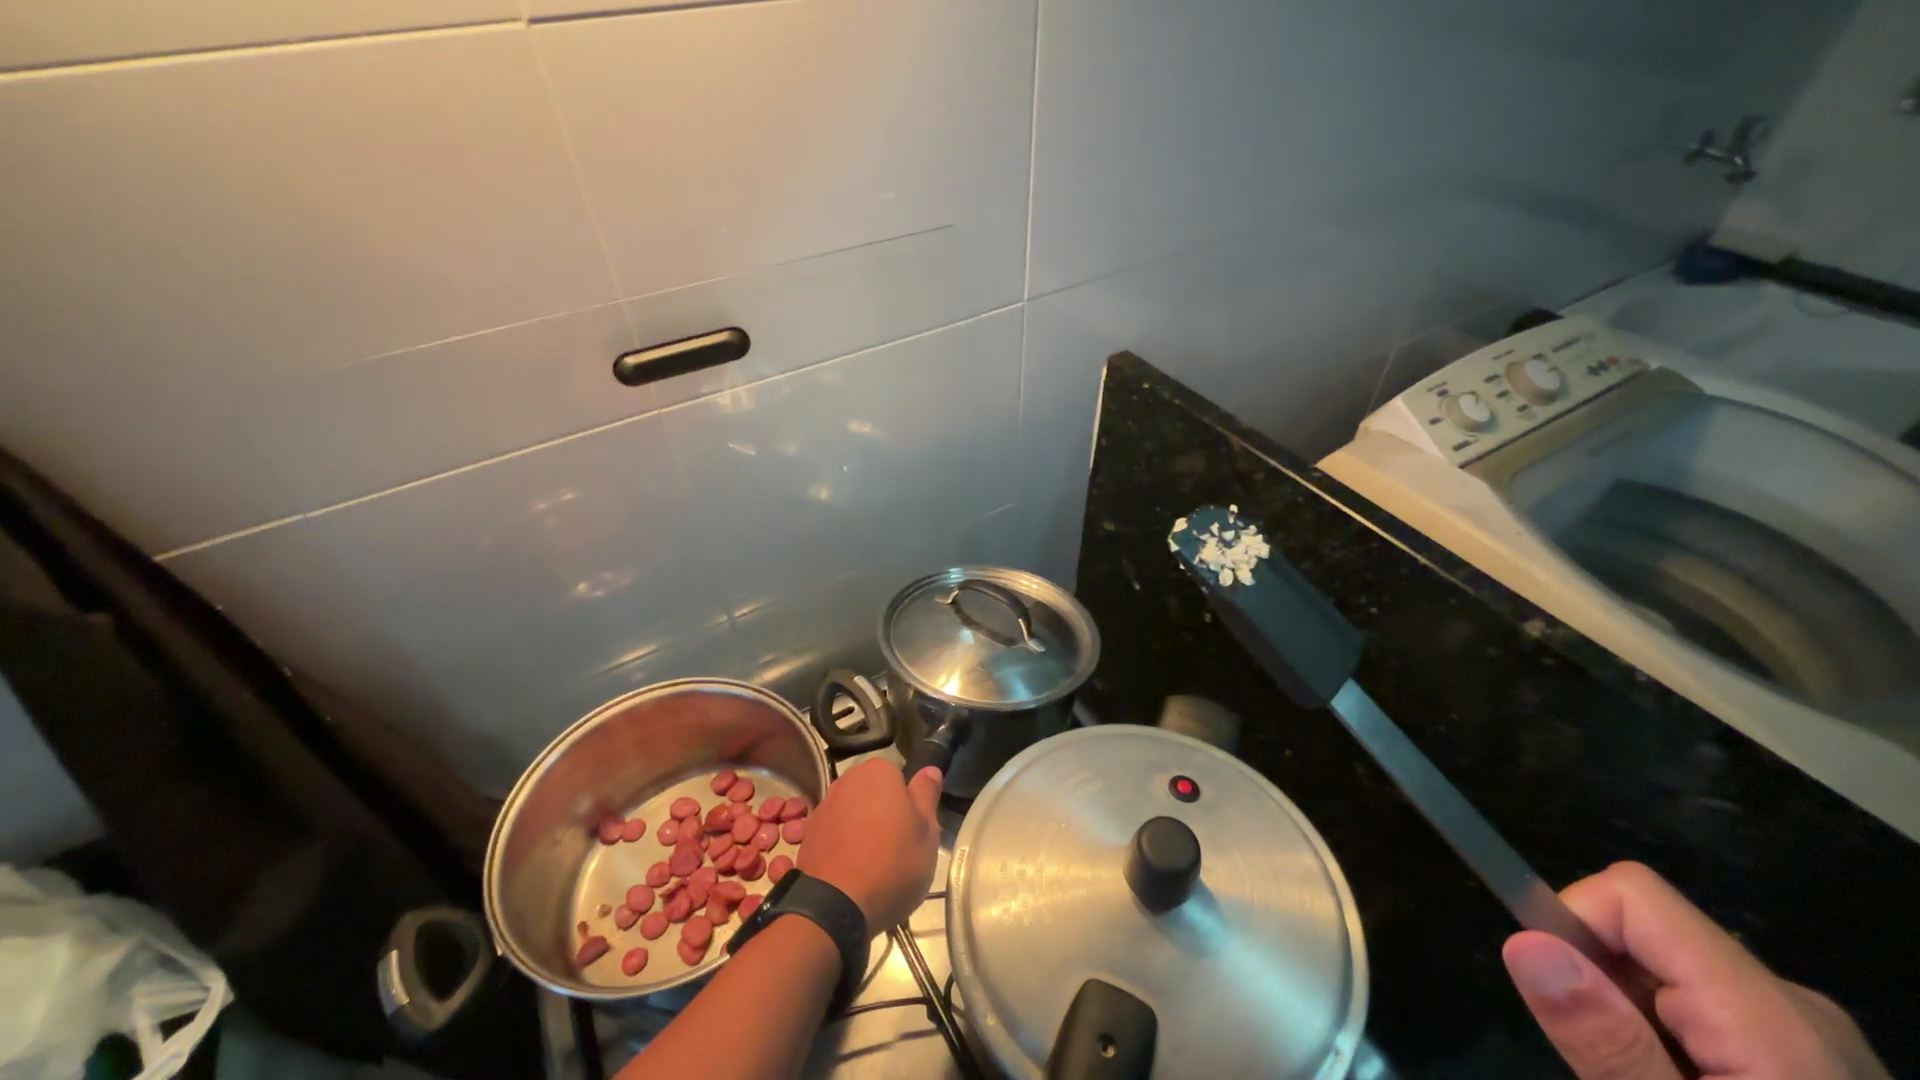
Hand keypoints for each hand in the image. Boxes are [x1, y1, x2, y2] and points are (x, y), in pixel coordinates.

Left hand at [798, 759, 942, 931]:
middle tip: (899, 847)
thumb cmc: (893, 863)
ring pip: (852, 813)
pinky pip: (835, 835)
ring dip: (862, 830)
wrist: (835, 906)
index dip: (907, 802)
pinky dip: (843, 847)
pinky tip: (853, 873)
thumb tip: (929, 770)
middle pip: (872, 793)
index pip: (898, 776)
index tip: (913, 828)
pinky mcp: (808, 837)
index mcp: (877, 772)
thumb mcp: (927, 831)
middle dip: (883, 813)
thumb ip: (926, 796)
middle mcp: (845, 782)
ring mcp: (823, 809)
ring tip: (875, 865)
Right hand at [1502, 862, 1886, 1078]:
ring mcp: (1811, 1034)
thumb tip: (1525, 944)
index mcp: (1769, 1015)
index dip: (1575, 927)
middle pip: (1650, 934)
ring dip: (1632, 1020)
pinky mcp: (1811, 1059)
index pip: (1634, 895)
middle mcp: (1795, 1005)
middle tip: (1613, 1074)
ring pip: (1671, 975)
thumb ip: (1609, 1044)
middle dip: (1601, 986)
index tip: (1562, 1002)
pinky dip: (1669, 1042)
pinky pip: (1706, 1010)